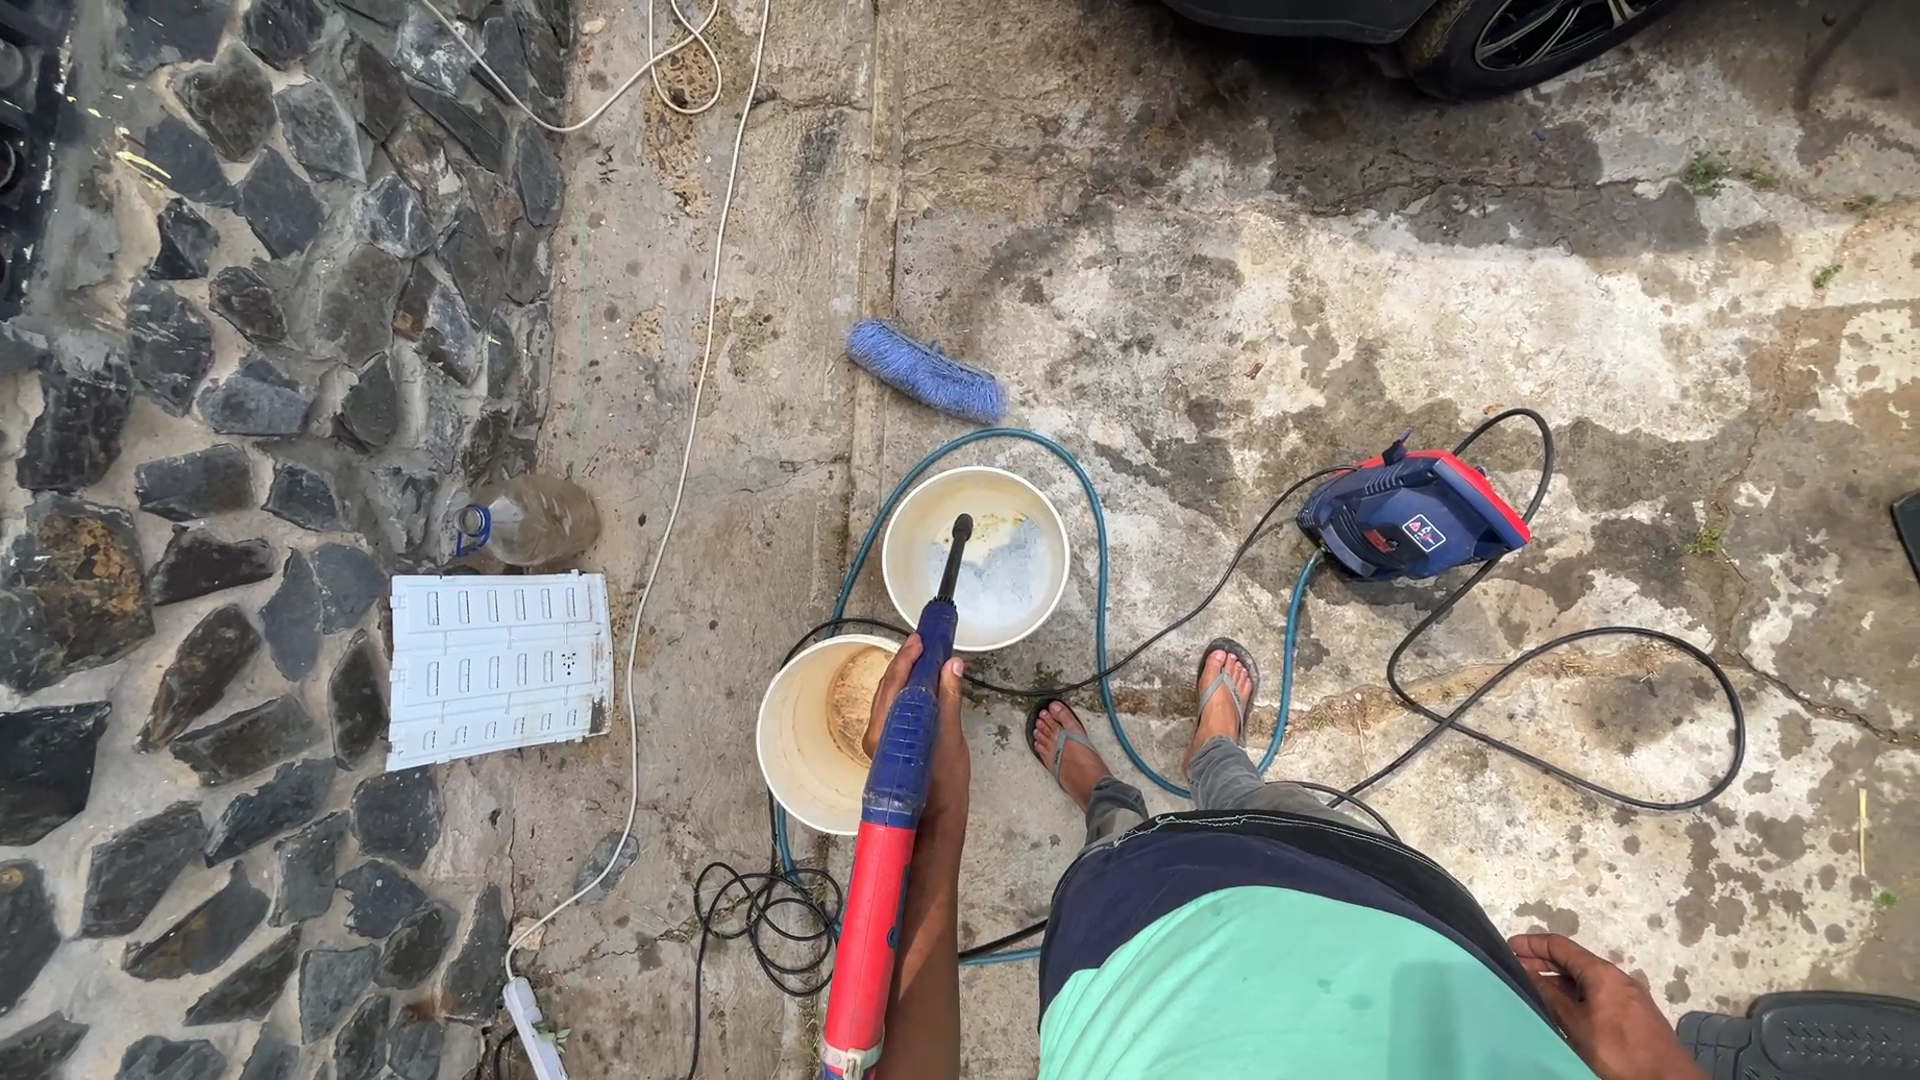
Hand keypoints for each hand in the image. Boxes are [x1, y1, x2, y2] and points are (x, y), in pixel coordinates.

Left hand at [864, 635, 970, 820]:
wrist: (935, 824)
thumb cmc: (944, 787)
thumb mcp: (951, 740)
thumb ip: (948, 700)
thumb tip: (951, 664)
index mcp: (885, 732)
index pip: (892, 685)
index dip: (905, 659)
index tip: (919, 639)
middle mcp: (876, 734)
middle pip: (887, 689)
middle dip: (905, 663)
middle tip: (923, 642)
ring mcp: (881, 741)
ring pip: (889, 699)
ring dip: (905, 676)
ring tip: (924, 656)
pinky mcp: (889, 746)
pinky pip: (894, 711)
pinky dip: (907, 693)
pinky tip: (921, 685)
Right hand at [1509, 934, 1704, 1079]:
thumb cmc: (1618, 1050)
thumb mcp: (1575, 1022)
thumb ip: (1548, 994)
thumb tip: (1525, 971)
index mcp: (1601, 972)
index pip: (1558, 944)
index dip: (1530, 944)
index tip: (1507, 949)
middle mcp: (1617, 977)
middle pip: (1573, 959)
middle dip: (1543, 961)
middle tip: (1517, 969)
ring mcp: (1631, 996)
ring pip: (1586, 978)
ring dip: (1559, 979)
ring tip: (1536, 989)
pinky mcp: (1637, 1015)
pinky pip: (1599, 992)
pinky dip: (1577, 993)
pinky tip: (1566, 1008)